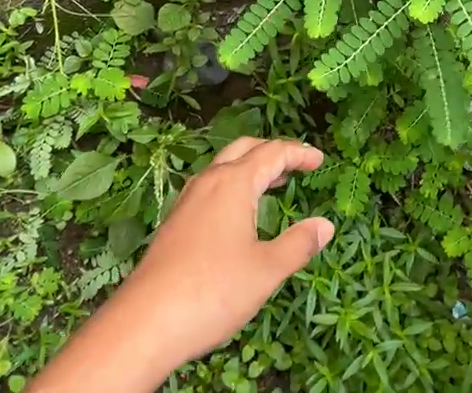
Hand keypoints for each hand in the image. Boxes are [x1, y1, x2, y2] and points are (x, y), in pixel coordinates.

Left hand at [27, 137, 332, 390]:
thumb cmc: (212, 291)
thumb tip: (325, 225)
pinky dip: (233, 186)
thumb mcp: (266, 270)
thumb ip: (299, 244)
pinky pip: (211, 187)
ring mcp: (188, 201)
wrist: (145, 323)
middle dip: (272, 151)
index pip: (273, 152)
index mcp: (234, 183)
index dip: (299, 153)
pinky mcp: (176, 222)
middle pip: (244, 149)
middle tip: (297, 163)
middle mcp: (209, 181)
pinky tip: (238, 213)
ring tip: (274, 182)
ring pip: (224, 167)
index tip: (320, 160)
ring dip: (250, 167)